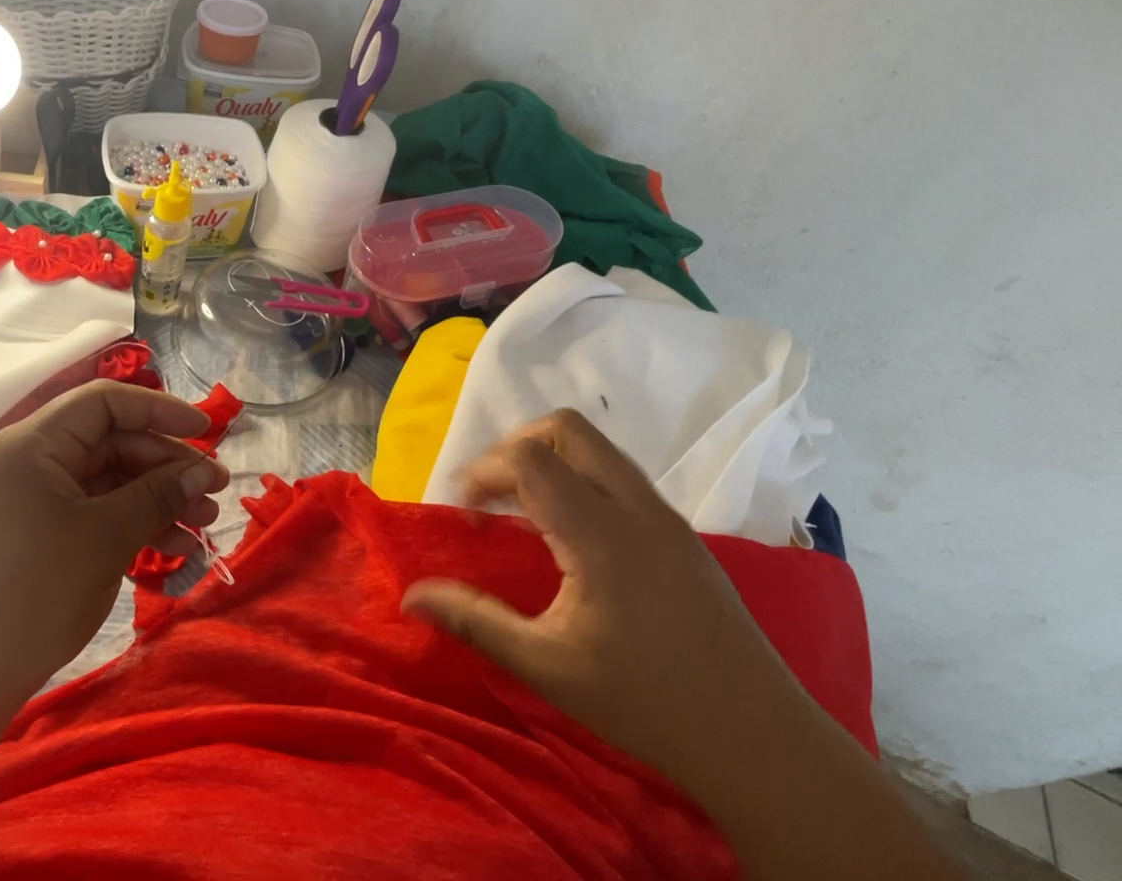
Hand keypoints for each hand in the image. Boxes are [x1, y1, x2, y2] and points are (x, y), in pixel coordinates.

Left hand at [0, 380, 229, 697]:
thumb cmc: (38, 590)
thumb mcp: (107, 536)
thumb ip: (157, 495)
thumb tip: (202, 471)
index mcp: (34, 443)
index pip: (104, 403)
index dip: (159, 410)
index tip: (207, 432)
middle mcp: (29, 460)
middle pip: (110, 443)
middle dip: (165, 466)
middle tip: (215, 491)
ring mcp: (31, 498)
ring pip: (107, 482)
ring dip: (156, 498)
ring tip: (203, 524)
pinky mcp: (36, 533)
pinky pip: (92, 512)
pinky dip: (131, 523)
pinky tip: (172, 548)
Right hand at [401, 409, 814, 787]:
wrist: (759, 739)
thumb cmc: (645, 702)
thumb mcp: (546, 666)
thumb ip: (474, 621)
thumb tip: (411, 594)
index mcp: (602, 536)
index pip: (530, 459)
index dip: (483, 472)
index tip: (465, 514)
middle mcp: (637, 510)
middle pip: (568, 430)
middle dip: (515, 446)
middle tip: (489, 495)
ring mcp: (668, 520)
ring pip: (599, 449)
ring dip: (549, 460)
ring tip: (521, 511)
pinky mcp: (683, 536)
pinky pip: (620, 478)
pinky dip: (579, 480)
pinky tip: (568, 536)